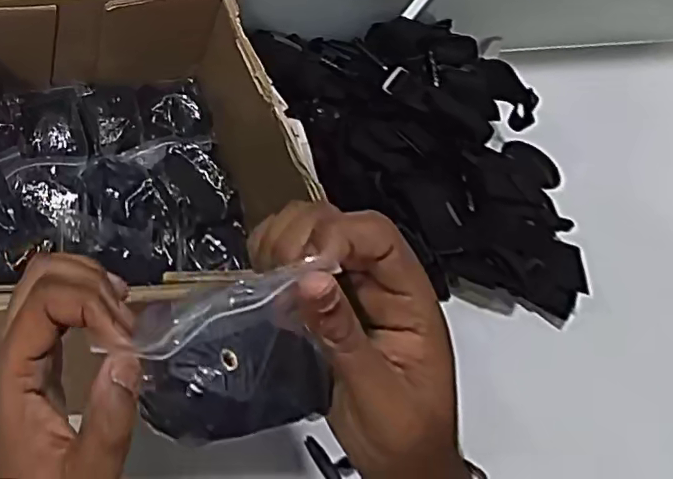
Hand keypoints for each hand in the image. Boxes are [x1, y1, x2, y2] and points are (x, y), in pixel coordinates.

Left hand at [0, 254, 140, 478]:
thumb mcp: (84, 476)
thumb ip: (106, 424)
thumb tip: (128, 358)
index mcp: (12, 368)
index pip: (43, 298)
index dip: (89, 304)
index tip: (127, 340)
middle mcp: (11, 348)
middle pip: (39, 276)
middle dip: (88, 282)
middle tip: (128, 320)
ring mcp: (23, 349)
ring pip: (45, 283)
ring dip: (87, 284)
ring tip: (125, 314)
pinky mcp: (39, 359)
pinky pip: (55, 307)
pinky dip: (85, 299)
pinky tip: (111, 318)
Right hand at [250, 203, 464, 478]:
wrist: (399, 466)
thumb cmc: (404, 438)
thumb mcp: (378, 395)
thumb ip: (344, 336)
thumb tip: (313, 281)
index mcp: (408, 300)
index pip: (375, 235)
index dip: (336, 236)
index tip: (305, 266)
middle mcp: (376, 280)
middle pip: (333, 219)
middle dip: (298, 238)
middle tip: (280, 274)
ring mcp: (344, 280)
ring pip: (304, 225)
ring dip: (278, 242)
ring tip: (271, 278)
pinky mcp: (313, 286)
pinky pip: (284, 245)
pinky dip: (265, 252)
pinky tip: (264, 278)